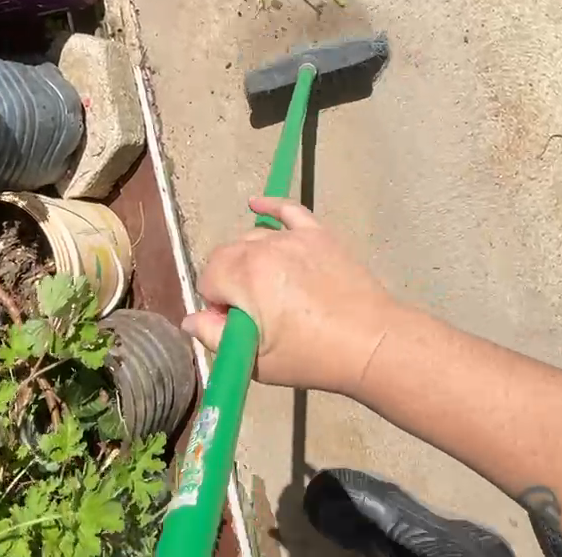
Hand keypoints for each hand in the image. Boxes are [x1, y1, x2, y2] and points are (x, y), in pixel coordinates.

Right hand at [182, 196, 404, 394]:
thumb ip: (215, 337)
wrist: (371, 342)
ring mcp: (293, 237)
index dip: (217, 305)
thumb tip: (190, 319)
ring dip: (248, 259)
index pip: (208, 279)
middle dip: (228, 281)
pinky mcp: (318, 234)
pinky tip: (255, 203)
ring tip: (266, 290)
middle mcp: (264, 246)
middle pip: (226, 255)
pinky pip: (288, 210)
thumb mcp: (256, 359)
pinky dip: (270, 205)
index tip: (238, 326)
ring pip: (253, 237)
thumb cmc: (311, 356)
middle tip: (252, 314)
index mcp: (244, 274)